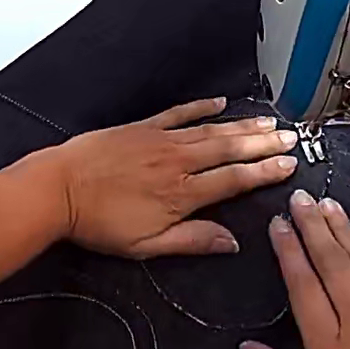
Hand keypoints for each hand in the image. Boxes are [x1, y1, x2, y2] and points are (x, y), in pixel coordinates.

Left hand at [18, 97, 297, 258]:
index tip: (288, 165)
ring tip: (269, 121)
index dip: (264, 172)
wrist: (59, 188)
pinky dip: (202, 107)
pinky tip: (221, 103)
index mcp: (182, 193)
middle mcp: (179, 162)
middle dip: (264, 143)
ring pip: (212, 130)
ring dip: (243, 125)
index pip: (234, 180)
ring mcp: (163, 140)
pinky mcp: (145, 127)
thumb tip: (232, 242)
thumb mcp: (146, 245)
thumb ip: (192, 240)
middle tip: (290, 137)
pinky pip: (180, 113)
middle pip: (231, 149)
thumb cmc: (100, 222)